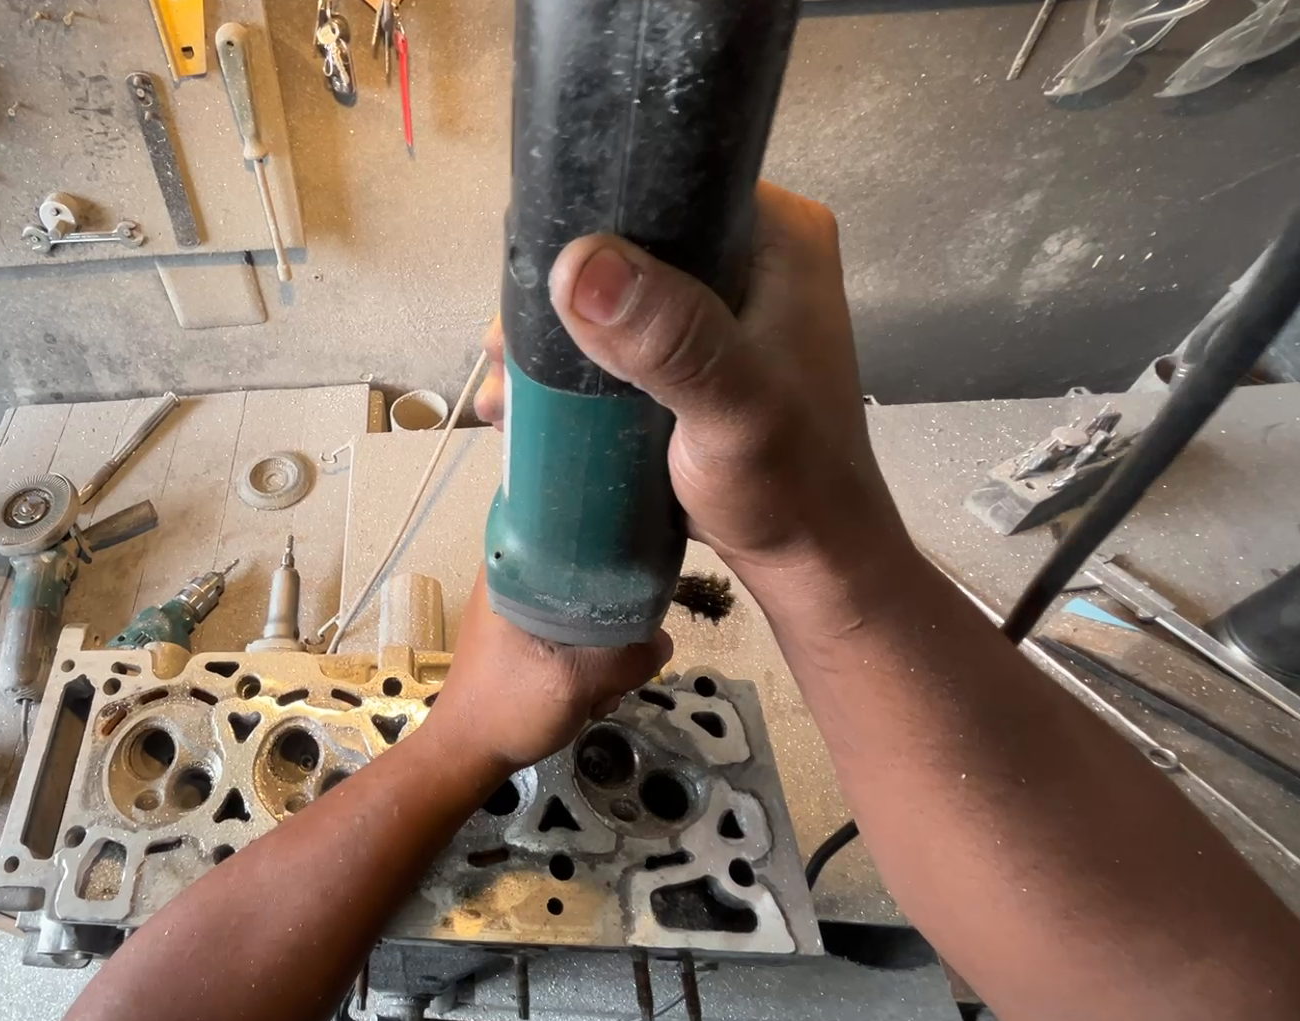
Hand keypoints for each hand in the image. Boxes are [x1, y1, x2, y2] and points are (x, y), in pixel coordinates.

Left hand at [422, 571, 670, 771]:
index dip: (615, 571)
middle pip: (590, 589)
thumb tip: (663, 642)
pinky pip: (573, 643)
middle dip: (611, 636)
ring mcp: (520, 614)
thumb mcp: (574, 679)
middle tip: (606, 674)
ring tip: (590, 694)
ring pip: (586, 622)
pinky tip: (582, 700)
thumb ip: (626, 656)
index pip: (578, 544)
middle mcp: (514, 581)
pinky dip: (585, 671)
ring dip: (600, 662)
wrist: (467, 752)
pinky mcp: (526, 642)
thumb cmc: (507, 706)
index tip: (637, 602)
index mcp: (511, 569)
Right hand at [475, 182, 908, 583]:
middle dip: (546, 303)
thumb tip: (577, 267)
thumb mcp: (733, 406)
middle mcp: (736, 261)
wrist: (800, 555)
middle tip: (499, 352)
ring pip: (601, 303)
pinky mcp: (676, 361)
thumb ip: (669, 339)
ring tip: (499, 391)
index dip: (583, 218)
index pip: (663, 186)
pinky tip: (519, 405)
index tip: (520, 274)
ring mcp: (703, 315)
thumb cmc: (786, 483)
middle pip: (617, 251)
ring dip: (542, 346)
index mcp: (771, 236)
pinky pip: (604, 347)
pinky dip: (559, 374)